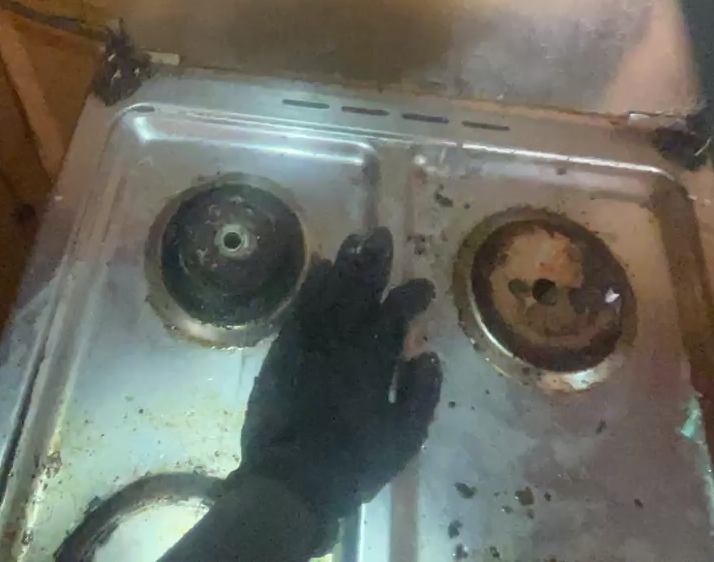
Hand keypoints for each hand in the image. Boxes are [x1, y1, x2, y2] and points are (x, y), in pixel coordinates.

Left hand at [231, 229, 440, 553]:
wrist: (290, 479)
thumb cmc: (352, 463)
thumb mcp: (402, 440)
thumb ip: (420, 395)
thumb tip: (428, 356)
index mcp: (375, 362)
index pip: (396, 314)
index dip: (411, 295)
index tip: (424, 286)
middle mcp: (344, 341)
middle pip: (361, 290)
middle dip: (374, 261)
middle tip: (382, 234)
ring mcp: (311, 340)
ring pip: (331, 290)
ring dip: (345, 263)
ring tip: (355, 238)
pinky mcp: (285, 347)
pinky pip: (301, 305)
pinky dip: (312, 283)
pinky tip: (319, 265)